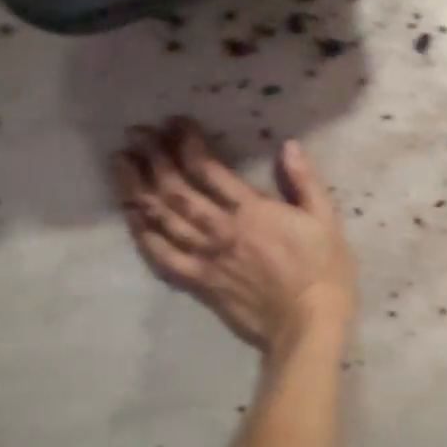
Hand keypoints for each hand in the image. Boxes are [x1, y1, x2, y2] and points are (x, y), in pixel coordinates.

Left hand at [113, 117, 356, 356]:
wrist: (308, 322)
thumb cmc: (324, 269)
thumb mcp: (325, 218)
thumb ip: (304, 181)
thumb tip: (288, 146)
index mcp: (253, 210)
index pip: (210, 169)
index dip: (188, 143)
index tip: (175, 123)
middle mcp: (221, 229)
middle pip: (177, 189)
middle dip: (154, 159)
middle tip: (137, 135)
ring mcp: (206, 257)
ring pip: (162, 218)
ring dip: (138, 188)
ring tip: (121, 163)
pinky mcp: (199, 282)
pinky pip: (163, 256)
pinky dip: (143, 234)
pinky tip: (131, 215)